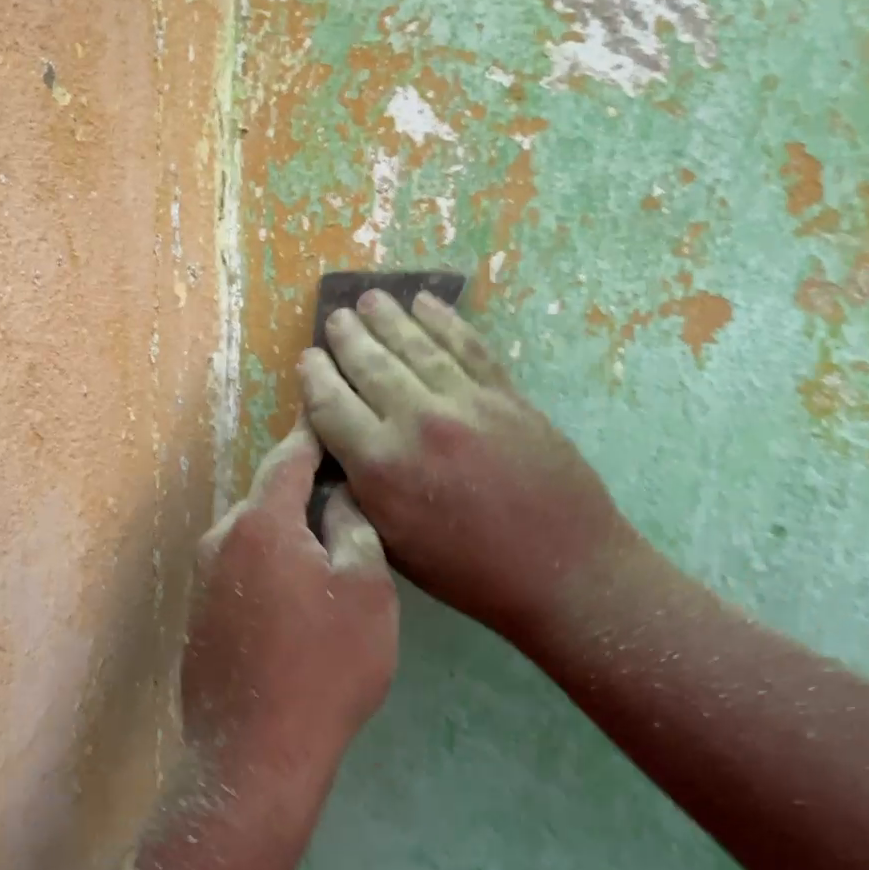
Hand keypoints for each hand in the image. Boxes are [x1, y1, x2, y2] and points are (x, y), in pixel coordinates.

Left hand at [186, 421, 396, 776]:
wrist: (254, 751)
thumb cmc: (323, 667)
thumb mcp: (364, 590)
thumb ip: (353, 527)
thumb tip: (339, 494)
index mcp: (259, 521)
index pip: (289, 456)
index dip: (316, 433)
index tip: (334, 412)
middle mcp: (220, 537)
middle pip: (270, 494)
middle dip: (307, 487)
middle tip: (351, 491)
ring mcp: (203, 575)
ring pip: (255, 531)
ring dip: (289, 528)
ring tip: (330, 543)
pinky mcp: (200, 610)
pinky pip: (242, 565)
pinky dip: (270, 560)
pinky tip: (297, 589)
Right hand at [297, 289, 635, 641]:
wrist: (562, 570)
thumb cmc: (467, 571)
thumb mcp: (391, 545)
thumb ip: (358, 492)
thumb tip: (339, 450)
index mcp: (381, 465)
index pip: (330, 405)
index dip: (314, 377)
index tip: (306, 358)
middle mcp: (417, 422)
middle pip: (370, 365)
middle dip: (347, 338)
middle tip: (335, 317)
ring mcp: (465, 403)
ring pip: (416, 347)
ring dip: (389, 318)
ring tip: (370, 299)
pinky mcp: (506, 396)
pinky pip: (468, 347)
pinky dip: (445, 322)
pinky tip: (426, 304)